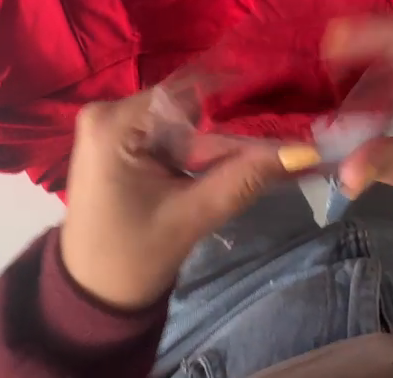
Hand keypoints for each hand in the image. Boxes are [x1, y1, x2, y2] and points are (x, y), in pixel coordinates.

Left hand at [58, 91, 284, 309]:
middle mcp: (108, 111)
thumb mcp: (192, 217)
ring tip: (256, 145)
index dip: (235, 99)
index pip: (189, 93)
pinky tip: (222, 155)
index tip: (278, 103)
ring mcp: (109, 123)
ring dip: (214, 134)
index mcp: (115, 123)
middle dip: (228, 121)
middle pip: (186, 103)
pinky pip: (167, 128)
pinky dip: (194, 143)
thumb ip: (244, 177)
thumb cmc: (132, 259)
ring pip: (180, 115)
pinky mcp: (117, 138)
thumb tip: (303, 151)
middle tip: (277, 131)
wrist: (89, 298)